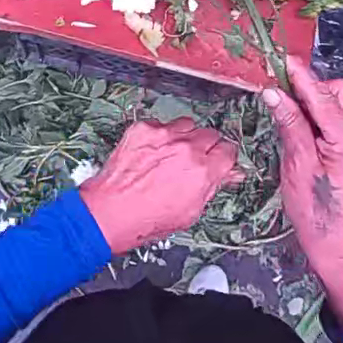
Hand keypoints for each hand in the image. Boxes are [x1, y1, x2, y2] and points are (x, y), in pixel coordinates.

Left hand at [81, 118, 238, 254]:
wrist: (110, 212)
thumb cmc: (147, 218)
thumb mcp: (191, 211)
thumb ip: (214, 186)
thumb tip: (232, 174)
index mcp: (203, 171)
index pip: (229, 150)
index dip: (223, 158)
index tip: (218, 161)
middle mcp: (187, 149)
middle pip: (211, 135)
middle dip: (206, 148)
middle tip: (193, 161)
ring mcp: (164, 135)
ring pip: (189, 124)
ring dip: (185, 137)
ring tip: (172, 155)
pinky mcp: (144, 129)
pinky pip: (163, 124)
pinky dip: (161, 135)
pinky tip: (153, 153)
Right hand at [263, 57, 342, 324]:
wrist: (334, 243)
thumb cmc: (314, 211)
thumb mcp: (297, 165)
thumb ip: (290, 124)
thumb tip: (274, 92)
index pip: (324, 99)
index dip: (302, 78)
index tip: (284, 60)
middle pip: (341, 93)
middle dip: (313, 91)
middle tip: (285, 97)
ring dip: (318, 102)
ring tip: (294, 117)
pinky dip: (324, 115)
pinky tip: (306, 127)